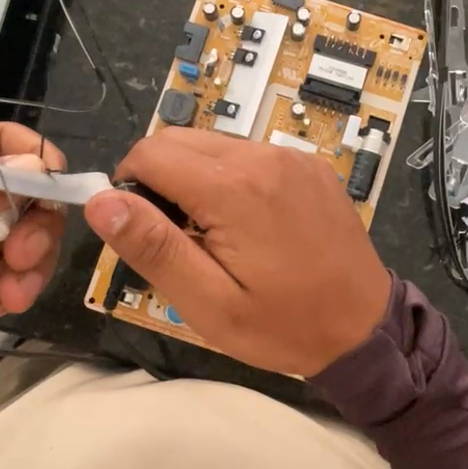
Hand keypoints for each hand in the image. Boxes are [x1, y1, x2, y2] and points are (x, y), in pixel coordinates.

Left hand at [0, 124, 65, 419]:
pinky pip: (23, 271)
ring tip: (12, 294)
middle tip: (23, 256)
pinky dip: (23, 286)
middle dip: (36, 222)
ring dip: (33, 260)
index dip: (34, 158)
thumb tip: (36, 161)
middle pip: (27, 189)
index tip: (58, 189)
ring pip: (32, 232)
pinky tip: (4, 307)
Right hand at [83, 127, 391, 376]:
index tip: (143, 230)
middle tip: (177, 237)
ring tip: (213, 233)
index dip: (129, 186)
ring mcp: (292, 156)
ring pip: (214, 143)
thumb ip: (153, 246)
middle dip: (160, 179)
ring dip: (196, 177)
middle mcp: (263, 155)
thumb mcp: (208, 302)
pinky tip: (249, 223)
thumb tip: (101, 201)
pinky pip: (251, 154)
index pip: (150, 153)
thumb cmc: (283, 324)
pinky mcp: (310, 165)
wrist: (365, 328)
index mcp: (234, 187)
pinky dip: (233, 177)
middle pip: (180, 140)